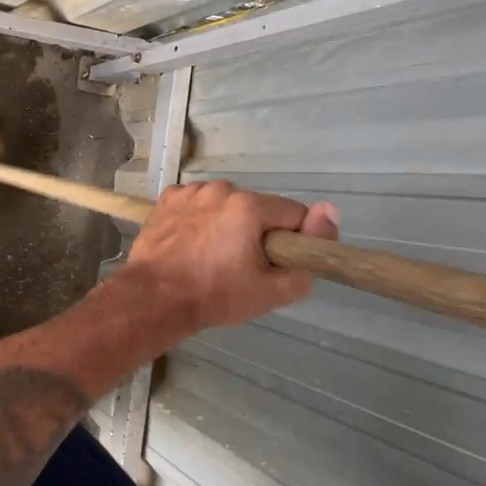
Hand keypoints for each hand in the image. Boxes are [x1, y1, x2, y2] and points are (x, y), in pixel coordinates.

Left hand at [127, 180, 339, 330]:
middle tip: (243, 264)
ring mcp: (188, 192)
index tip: (277, 262)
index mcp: (248, 205)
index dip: (294, 240)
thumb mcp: (276, 288)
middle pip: (257, 208)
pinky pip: (197, 205)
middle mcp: (219, 189)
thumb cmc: (217, 294)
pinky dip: (199, 219)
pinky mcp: (165, 200)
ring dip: (227, 223)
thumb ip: (309, 252)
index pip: (294, 214)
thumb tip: (330, 211)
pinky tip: (192, 243)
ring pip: (225, 205)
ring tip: (214, 256)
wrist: (155, 296)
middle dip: (258, 232)